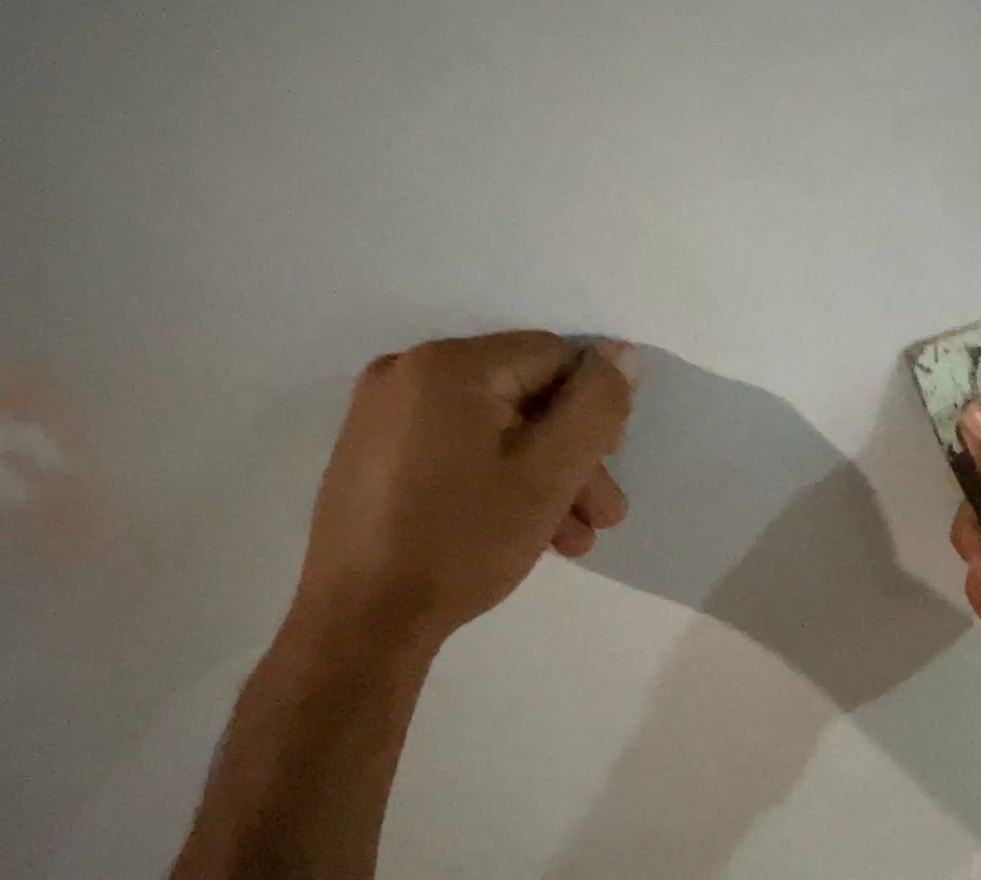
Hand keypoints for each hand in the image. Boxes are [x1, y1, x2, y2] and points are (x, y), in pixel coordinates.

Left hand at [291, 332, 637, 651]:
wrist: (357, 627)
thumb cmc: (460, 542)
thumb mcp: (549, 474)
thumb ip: (596, 406)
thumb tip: (622, 353)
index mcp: (449, 364)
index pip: (553, 357)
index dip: (592, 408)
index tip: (611, 466)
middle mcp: (409, 372)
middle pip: (524, 395)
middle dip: (571, 455)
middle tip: (603, 514)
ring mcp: (384, 414)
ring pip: (494, 427)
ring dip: (542, 476)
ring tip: (574, 538)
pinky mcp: (374, 453)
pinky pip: (458, 447)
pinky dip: (498, 479)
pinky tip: (528, 532)